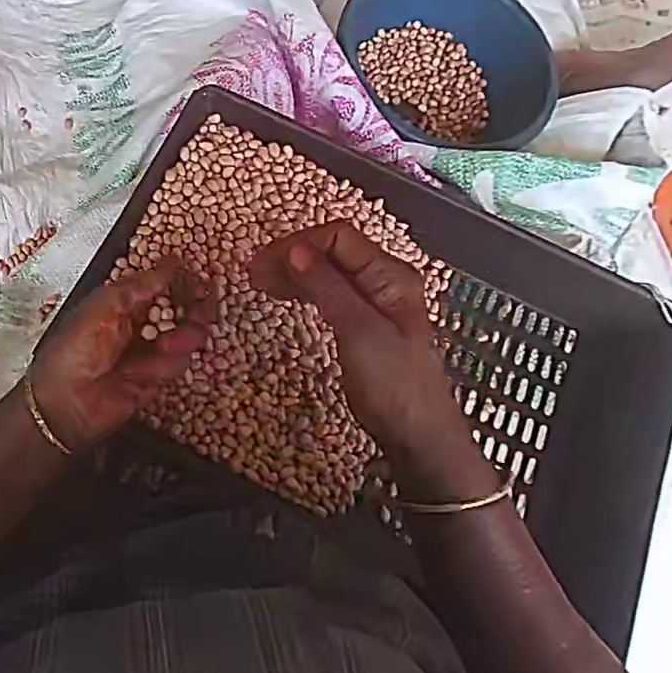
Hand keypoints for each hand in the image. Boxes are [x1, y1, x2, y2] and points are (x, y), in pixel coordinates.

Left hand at [28, 258, 213, 450]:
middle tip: (205, 303)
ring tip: (166, 344)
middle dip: (194, 308)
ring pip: (185, 337)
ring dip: (183, 337)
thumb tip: (169, 264)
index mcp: (122, 305)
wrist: (67, 402)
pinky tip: (154, 365)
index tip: (196, 272)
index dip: (177, 280)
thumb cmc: (73, 351)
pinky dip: (171, 362)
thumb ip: (138, 286)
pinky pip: (178, 364)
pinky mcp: (155, 378)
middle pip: (179, 311)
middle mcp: (138, 326)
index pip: (158, 287)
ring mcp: (148, 352)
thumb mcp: (103, 307)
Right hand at [249, 223, 495, 500]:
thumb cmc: (395, 386)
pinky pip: (329, 294)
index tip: (264, 262)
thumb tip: (295, 250)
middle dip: (290, 256)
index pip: (338, 237)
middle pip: (331, 251)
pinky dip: (304, 291)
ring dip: (293, 272)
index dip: (298, 244)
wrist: (417, 435)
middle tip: (253, 271)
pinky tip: (286, 295)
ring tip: (260, 281)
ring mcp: (374, 303)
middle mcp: (384, 282)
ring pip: (327, 273)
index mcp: (390, 275)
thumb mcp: (357, 331)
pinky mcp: (364, 325)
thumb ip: (327, 286)